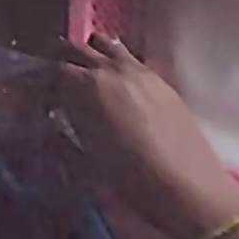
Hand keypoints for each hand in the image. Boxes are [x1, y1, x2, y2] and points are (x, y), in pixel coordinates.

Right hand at [58, 33, 238, 237]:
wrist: (197, 196)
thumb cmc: (137, 182)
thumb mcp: (90, 161)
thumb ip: (63, 133)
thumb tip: (46, 122)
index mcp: (88, 86)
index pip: (53, 68)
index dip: (43, 80)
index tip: (41, 95)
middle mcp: (109, 68)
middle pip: (74, 47)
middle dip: (61, 60)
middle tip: (57, 80)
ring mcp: (136, 69)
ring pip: (101, 42)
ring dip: (89, 53)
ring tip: (87, 74)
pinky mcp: (158, 77)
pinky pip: (126, 56)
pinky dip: (113, 61)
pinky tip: (117, 85)